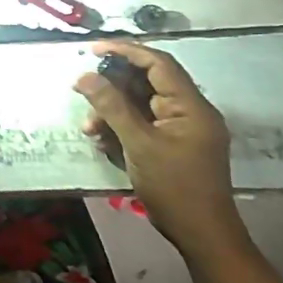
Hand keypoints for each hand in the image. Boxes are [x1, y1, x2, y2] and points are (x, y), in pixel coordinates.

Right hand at [74, 40, 243, 253]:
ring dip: (112, 111)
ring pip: (141, 104)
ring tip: (90, 128)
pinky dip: (121, 127)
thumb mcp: (138, 144)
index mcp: (190, 106)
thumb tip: (84, 77)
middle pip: (147, 83)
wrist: (201, 234)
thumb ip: (111, 106)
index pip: (158, 64)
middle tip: (81, 89)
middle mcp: (189, 112)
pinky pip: (143, 124)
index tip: (93, 49)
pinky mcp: (173, 144)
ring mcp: (182, 129)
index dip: (126, 51)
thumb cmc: (173, 186)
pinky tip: (103, 140)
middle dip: (112, 86)